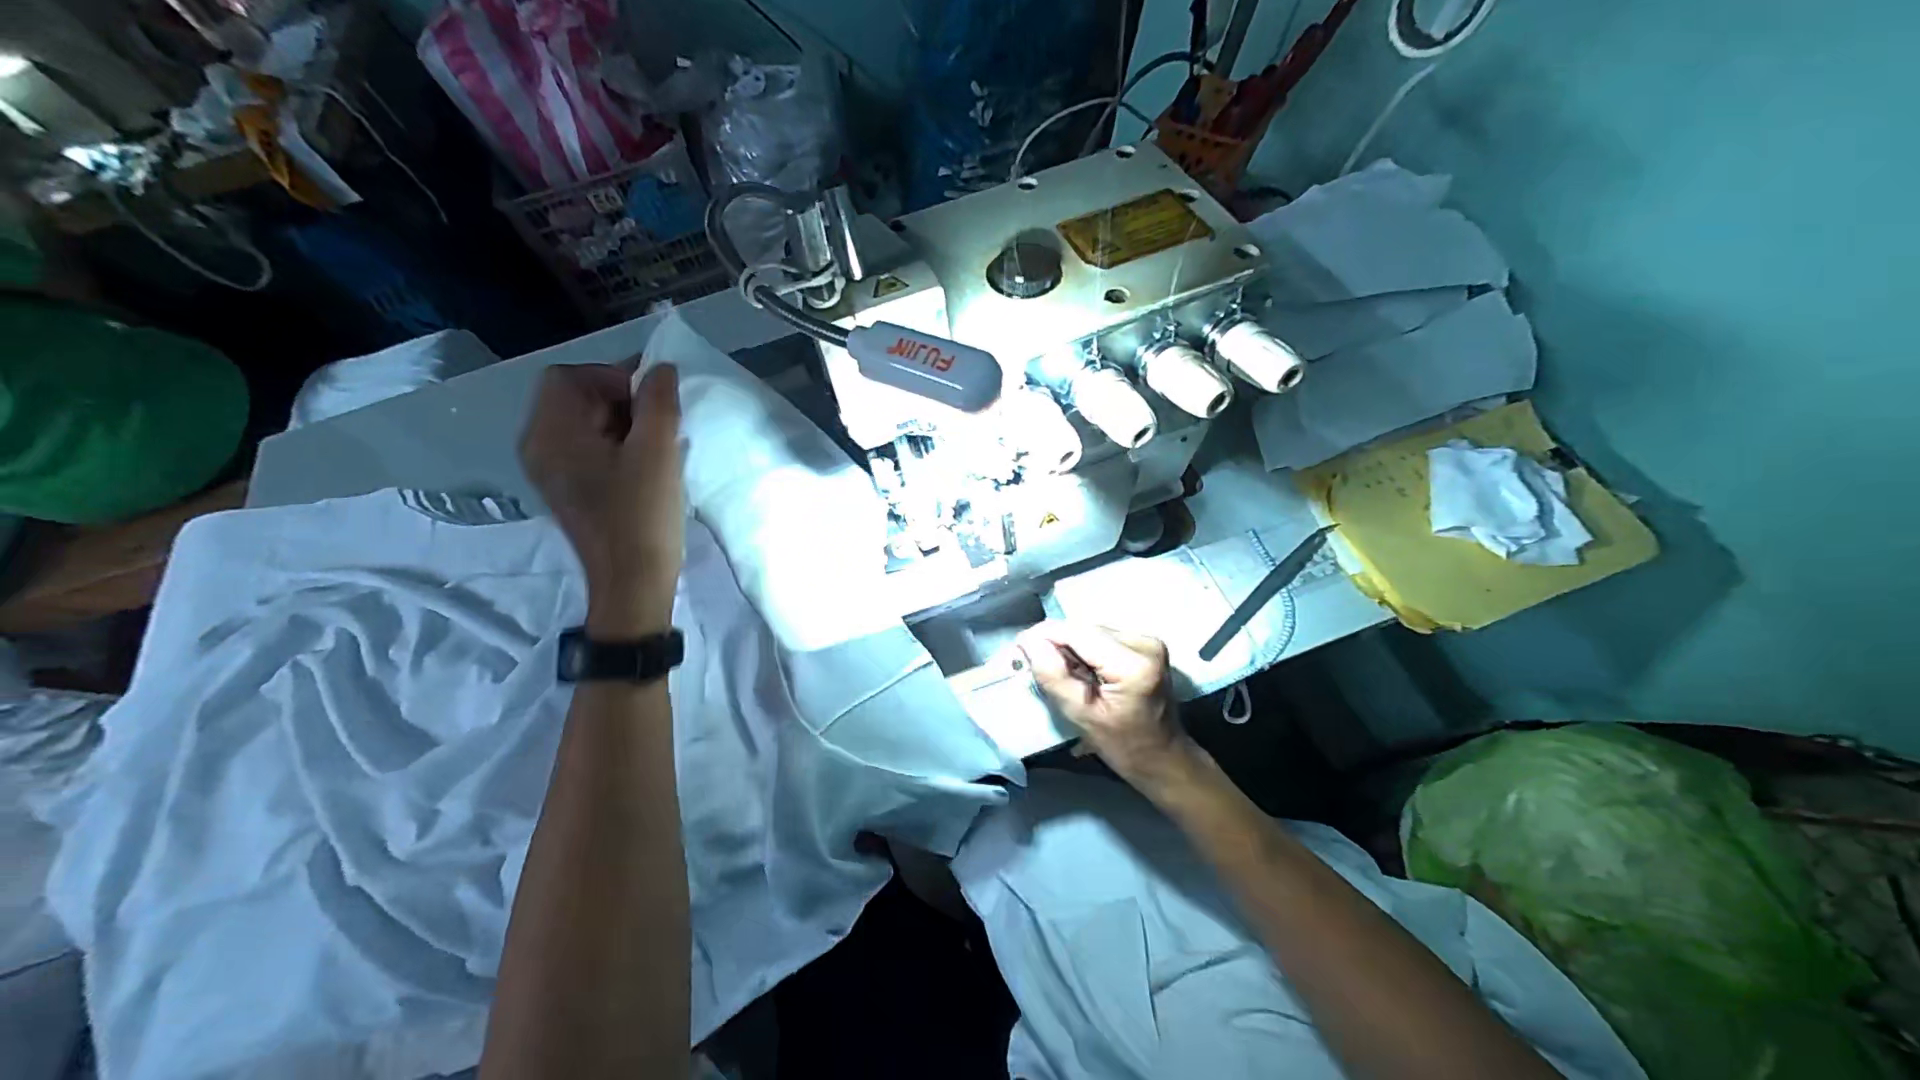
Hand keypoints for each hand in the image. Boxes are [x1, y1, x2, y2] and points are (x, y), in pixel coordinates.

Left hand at [519, 363, 682, 635]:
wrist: (632, 583)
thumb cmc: (642, 515)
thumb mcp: (658, 452)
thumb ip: (658, 401)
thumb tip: (660, 368)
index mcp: (550, 434)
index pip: (570, 377)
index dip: (613, 377)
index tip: (653, 401)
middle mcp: (538, 446)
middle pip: (573, 397)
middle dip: (619, 398)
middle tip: (660, 420)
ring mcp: (550, 470)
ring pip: (582, 422)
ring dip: (621, 421)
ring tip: (658, 442)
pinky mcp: (567, 488)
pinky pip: (586, 447)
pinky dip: (615, 442)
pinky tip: (645, 462)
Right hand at [1016, 622, 1196, 791]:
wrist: (1165, 759)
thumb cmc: (1125, 747)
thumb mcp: (1082, 716)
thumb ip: (1054, 676)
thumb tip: (1028, 642)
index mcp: (1133, 662)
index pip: (1076, 633)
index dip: (1043, 636)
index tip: (1018, 650)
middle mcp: (1144, 641)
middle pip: (1083, 630)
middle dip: (1056, 645)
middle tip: (1038, 670)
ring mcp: (1147, 640)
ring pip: (1091, 631)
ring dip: (1070, 648)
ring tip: (1063, 676)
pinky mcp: (1145, 643)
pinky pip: (1102, 638)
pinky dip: (1086, 652)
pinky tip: (1083, 673)